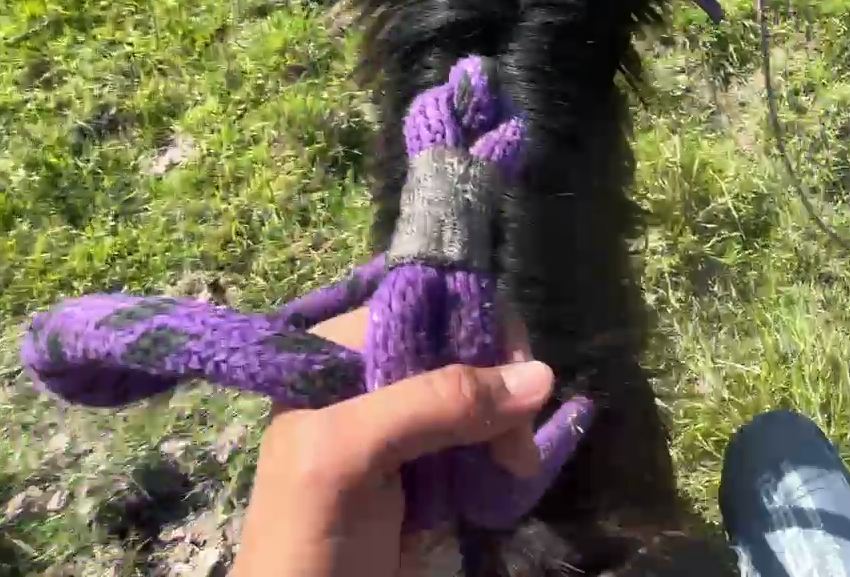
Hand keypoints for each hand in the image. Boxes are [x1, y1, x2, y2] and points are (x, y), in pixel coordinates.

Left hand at [231, 308, 554, 576]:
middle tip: (516, 432)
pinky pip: (487, 430)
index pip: (422, 304)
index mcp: (337, 356)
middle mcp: (373, 378)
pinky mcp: (434, 464)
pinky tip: (514, 470)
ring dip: (510, 420)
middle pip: (462, 343)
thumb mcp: (348, 458)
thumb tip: (543, 374)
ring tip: (516, 465)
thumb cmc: (305, 546)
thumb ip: (432, 403)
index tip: (509, 365)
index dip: (473, 322)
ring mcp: (406, 424)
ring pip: (484, 386)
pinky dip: (508, 445)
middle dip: (498, 380)